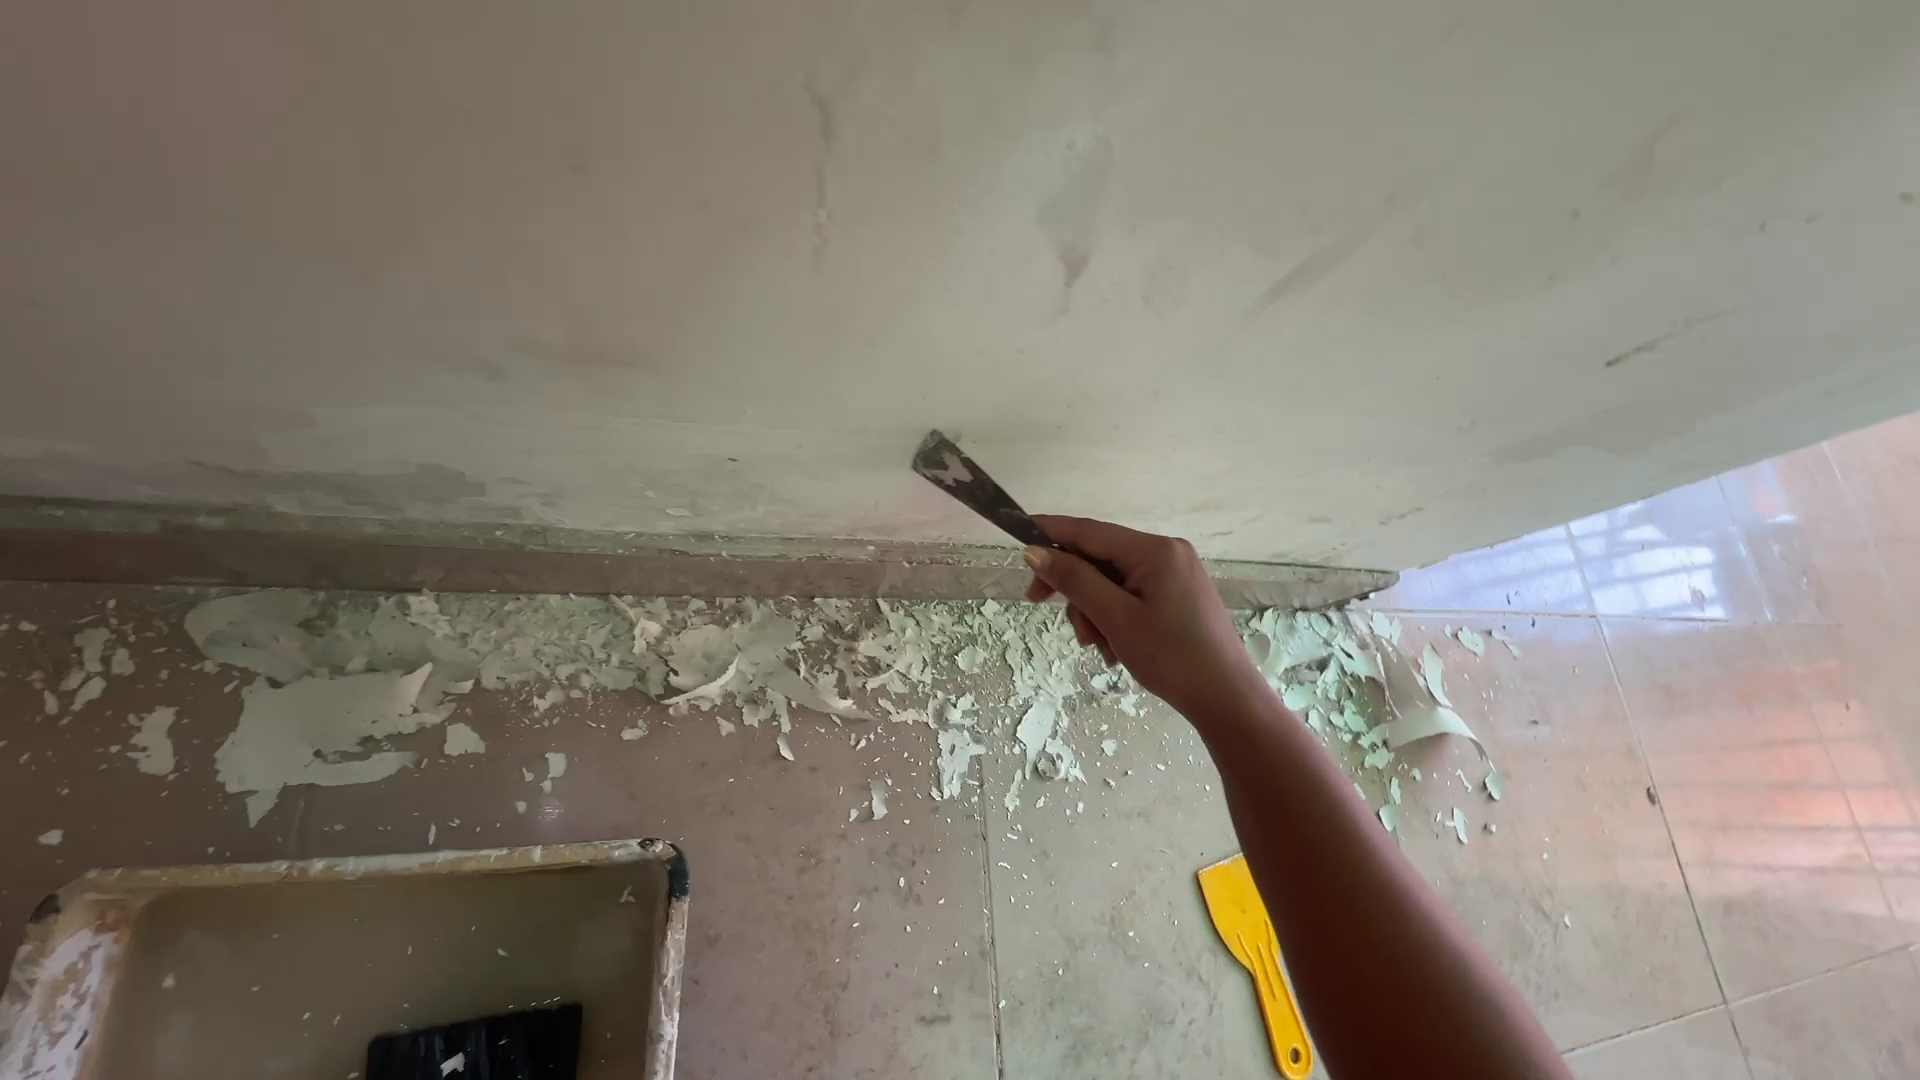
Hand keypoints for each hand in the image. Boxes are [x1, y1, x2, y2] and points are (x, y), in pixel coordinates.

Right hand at [1024, 516, 1263, 717]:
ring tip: (1101, 647)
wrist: (1226, 699)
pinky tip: (1117, 649)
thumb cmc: (1171, 657)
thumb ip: (1074, 580)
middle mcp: (1166, 553)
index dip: (1049, 533)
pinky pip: (1130, 597)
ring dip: (1094, 612)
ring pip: (1111, 582)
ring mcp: (1174, 575)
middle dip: (1075, 589)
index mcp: (1154, 550)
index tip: (1017, 542)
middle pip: (1098, 559)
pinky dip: (1114, 619)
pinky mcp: (1177, 597)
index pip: (1088, 531)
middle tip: (1043, 608)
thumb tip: (1034, 551)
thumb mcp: (1115, 618)